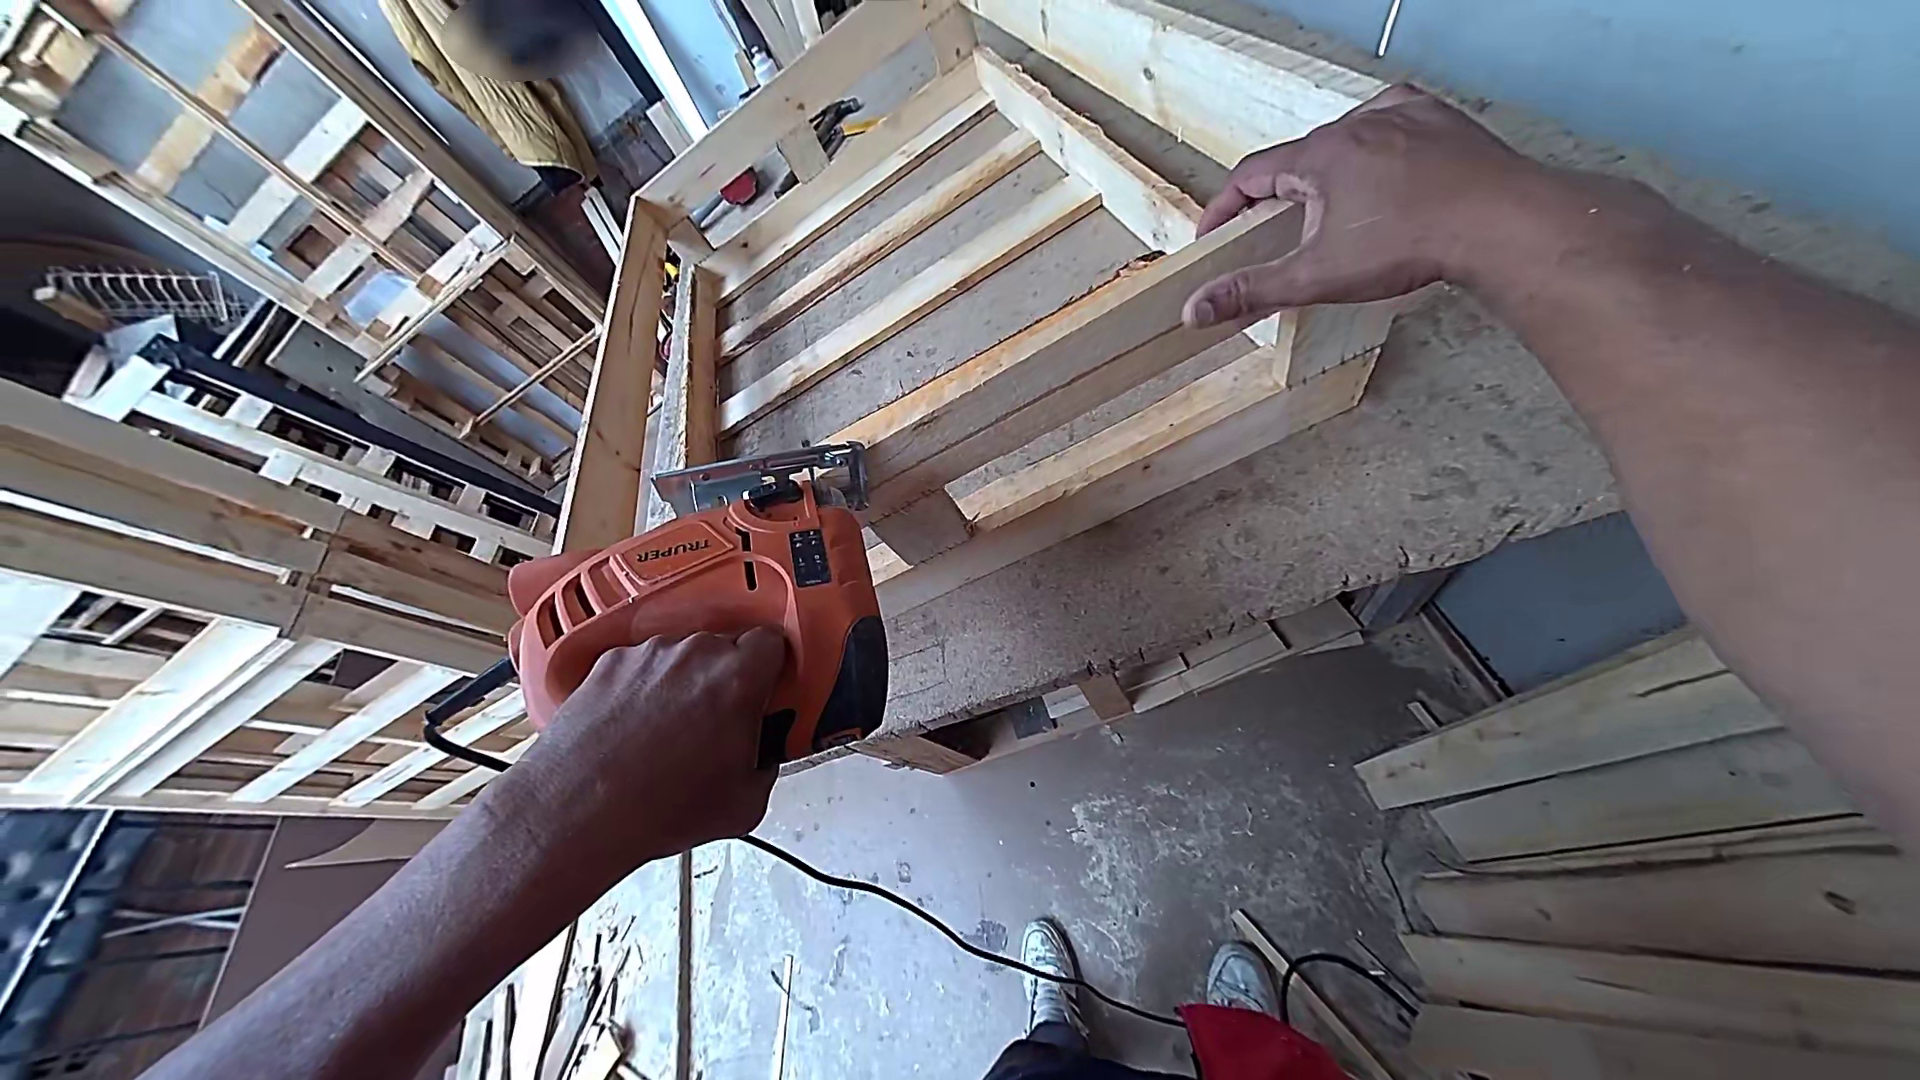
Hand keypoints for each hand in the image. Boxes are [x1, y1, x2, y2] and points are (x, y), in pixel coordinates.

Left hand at [480, 628, 785, 881]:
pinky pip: (644, 663)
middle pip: (728, 646)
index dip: (773, 664)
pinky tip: (637, 723)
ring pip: (685, 653)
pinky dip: (646, 684)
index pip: (772, 641)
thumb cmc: (652, 808)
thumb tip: (762, 762)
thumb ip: (767, 767)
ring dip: (686, 679)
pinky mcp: (612, 663)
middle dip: (729, 675)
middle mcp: (695, 654)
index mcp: (738, 678)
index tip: (768, 684)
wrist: (574, 815)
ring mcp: (650, 654)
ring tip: (671, 726)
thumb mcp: (744, 803)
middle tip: (720, 715)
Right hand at [1183, 86, 1559, 326]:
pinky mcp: (1440, 122)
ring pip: (1340, 142)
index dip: (1222, 207)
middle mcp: (1359, 121)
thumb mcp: (1313, 277)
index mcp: (1320, 154)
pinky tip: (1372, 178)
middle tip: (1266, 233)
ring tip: (1320, 211)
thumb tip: (1194, 309)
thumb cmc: (1409, 244)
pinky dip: (1367, 153)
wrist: (1502, 224)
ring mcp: (1404, 115)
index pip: (1248, 175)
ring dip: (1319, 175)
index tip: (1212, 234)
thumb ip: (1249, 290)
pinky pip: (1386, 128)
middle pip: (1294, 159)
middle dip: (1272, 197)